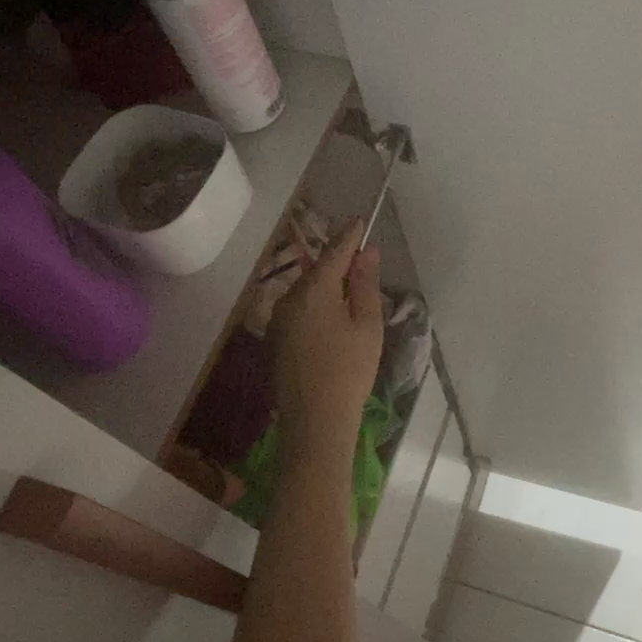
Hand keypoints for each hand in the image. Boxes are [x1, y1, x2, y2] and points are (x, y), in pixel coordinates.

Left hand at [270, 218, 383, 460]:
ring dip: (325, 288)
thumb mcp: (367, 324)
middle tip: (362, 263)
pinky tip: (330, 324)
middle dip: (338, 264)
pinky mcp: (274, 341)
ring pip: (306, 293)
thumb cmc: (350, 370)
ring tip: (349, 296)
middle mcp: (289, 298)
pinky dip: (315, 308)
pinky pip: (298, 312)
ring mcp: (278, 320)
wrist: (315, 420)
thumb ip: (365, 283)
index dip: (350, 236)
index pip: (335, 252)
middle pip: (317, 272)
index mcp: (314, 290)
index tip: (361, 221)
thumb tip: (367, 251)